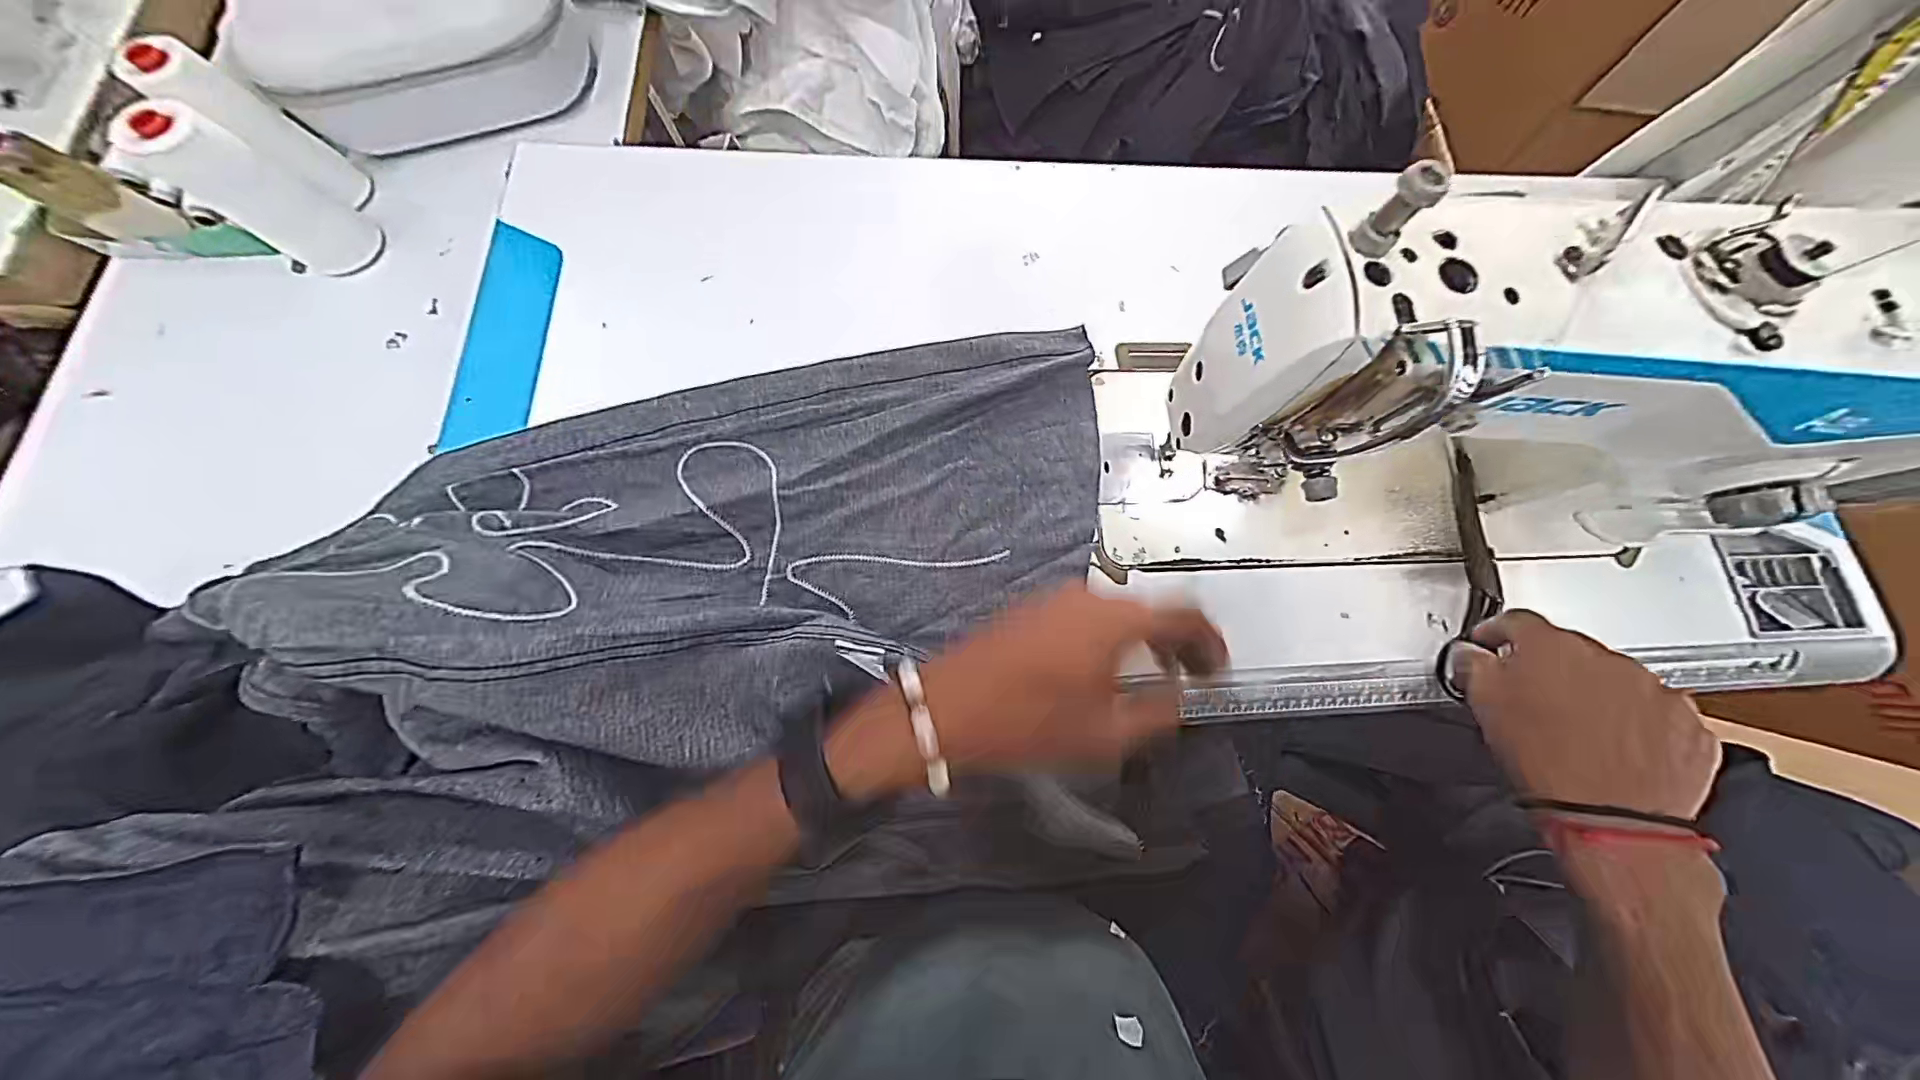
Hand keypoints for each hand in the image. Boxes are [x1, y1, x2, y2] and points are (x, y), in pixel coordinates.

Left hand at [826, 586, 1226, 797]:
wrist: (947, 709)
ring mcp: (1056, 599)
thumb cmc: (1022, 723)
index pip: (1186, 615)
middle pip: (1153, 608)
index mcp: (1114, 620)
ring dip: (1143, 638)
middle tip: (1188, 673)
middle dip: (1177, 641)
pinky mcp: (1034, 608)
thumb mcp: (1105, 736)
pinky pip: (1088, 614)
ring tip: (1149, 676)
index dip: (1211, 642)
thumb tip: (1180, 698)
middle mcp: (1087, 597)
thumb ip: (1159, 713)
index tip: (1217, 666)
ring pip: (1119, 610)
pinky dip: (1109, 635)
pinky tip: (1102, 669)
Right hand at [1449, 610, 1720, 819]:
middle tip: (1530, 700)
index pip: (1515, 620)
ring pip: (1613, 678)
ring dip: (1593, 694)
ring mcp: (1654, 690)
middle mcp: (1607, 659)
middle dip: (1548, 669)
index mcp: (1551, 647)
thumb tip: (1471, 655)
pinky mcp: (1687, 723)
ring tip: (1573, 730)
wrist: (1612, 822)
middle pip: (1567, 648)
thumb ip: (1473, 666)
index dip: (1495, 634)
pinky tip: (1612, 745)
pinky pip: (1654, 710)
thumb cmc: (1547, 765)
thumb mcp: (1483, 705)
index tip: (1489, 647)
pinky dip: (1634, 722)